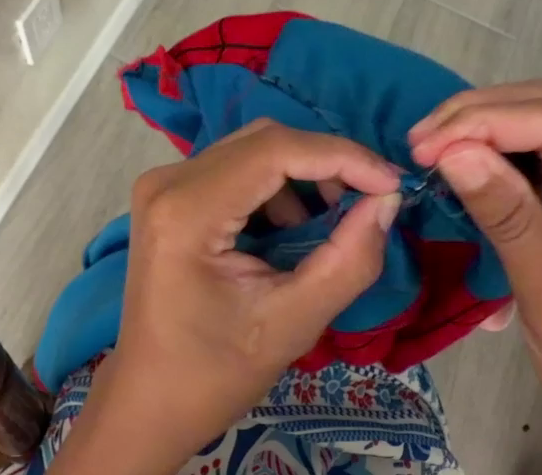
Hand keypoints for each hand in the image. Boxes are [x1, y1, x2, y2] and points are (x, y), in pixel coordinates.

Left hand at [50, 120, 401, 474]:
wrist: (149, 399)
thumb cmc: (214, 372)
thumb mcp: (292, 325)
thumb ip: (347, 261)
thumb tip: (388, 202)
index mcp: (187, 210)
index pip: (274, 150)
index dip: (340, 157)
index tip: (392, 184)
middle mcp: (169, 180)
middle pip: (263, 141)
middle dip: (325, 163)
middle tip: (372, 200)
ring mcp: (165, 182)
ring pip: (252, 149)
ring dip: (302, 175)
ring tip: (330, 225)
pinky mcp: (170, 192)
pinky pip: (236, 166)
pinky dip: (276, 186)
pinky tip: (292, 229)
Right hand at [408, 82, 541, 474]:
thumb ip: (511, 221)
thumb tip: (453, 151)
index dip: (484, 122)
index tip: (423, 148)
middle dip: (477, 118)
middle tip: (418, 147)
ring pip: (538, 132)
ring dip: (480, 134)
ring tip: (429, 156)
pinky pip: (535, 165)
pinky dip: (491, 163)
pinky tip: (457, 176)